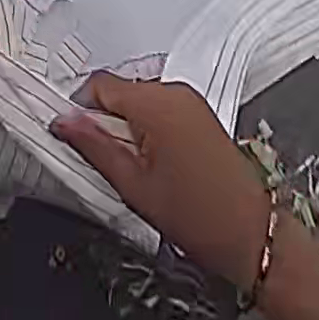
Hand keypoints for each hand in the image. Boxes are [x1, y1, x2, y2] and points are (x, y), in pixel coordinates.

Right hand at [50, 75, 271, 287]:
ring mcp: (188, 98)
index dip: (81, 108)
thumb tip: (64, 121)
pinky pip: (157, 103)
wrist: (254, 235)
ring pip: (136, 97)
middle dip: (106, 119)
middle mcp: (173, 90)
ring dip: (126, 122)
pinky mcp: (197, 109)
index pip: (99, 84)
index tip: (76, 135)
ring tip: (138, 164)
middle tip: (112, 160)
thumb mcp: (133, 185)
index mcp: (155, 102)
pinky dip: (146, 123)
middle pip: (118, 89)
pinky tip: (155, 159)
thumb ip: (93, 146)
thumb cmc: (197, 215)